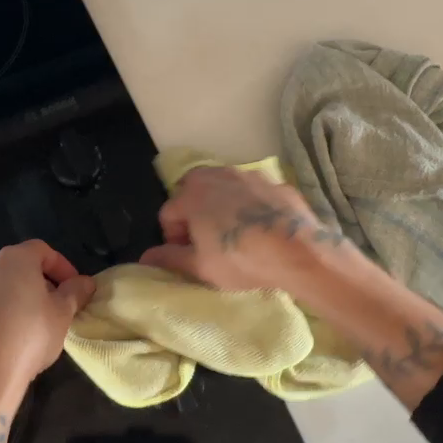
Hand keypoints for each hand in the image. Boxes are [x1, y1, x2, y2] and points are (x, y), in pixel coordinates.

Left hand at [0, 240, 94, 409]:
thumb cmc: (31, 335)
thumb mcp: (63, 313)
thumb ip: (75, 292)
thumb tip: (85, 282)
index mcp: (14, 259)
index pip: (42, 250)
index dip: (62, 266)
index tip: (74, 287)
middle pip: (19, 266)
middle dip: (40, 281)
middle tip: (56, 304)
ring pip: (0, 285)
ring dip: (19, 296)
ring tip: (34, 321)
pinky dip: (0, 311)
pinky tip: (11, 334)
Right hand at [139, 165, 354, 295]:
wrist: (298, 251)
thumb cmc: (241, 259)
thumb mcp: (201, 267)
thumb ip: (169, 259)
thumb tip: (144, 257)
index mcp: (193, 195)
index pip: (168, 212)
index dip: (172, 236)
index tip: (185, 253)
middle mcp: (217, 176)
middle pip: (194, 190)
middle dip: (194, 212)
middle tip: (206, 239)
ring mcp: (249, 176)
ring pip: (225, 186)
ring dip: (222, 204)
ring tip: (234, 232)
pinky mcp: (276, 183)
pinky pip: (254, 192)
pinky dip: (250, 205)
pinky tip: (261, 227)